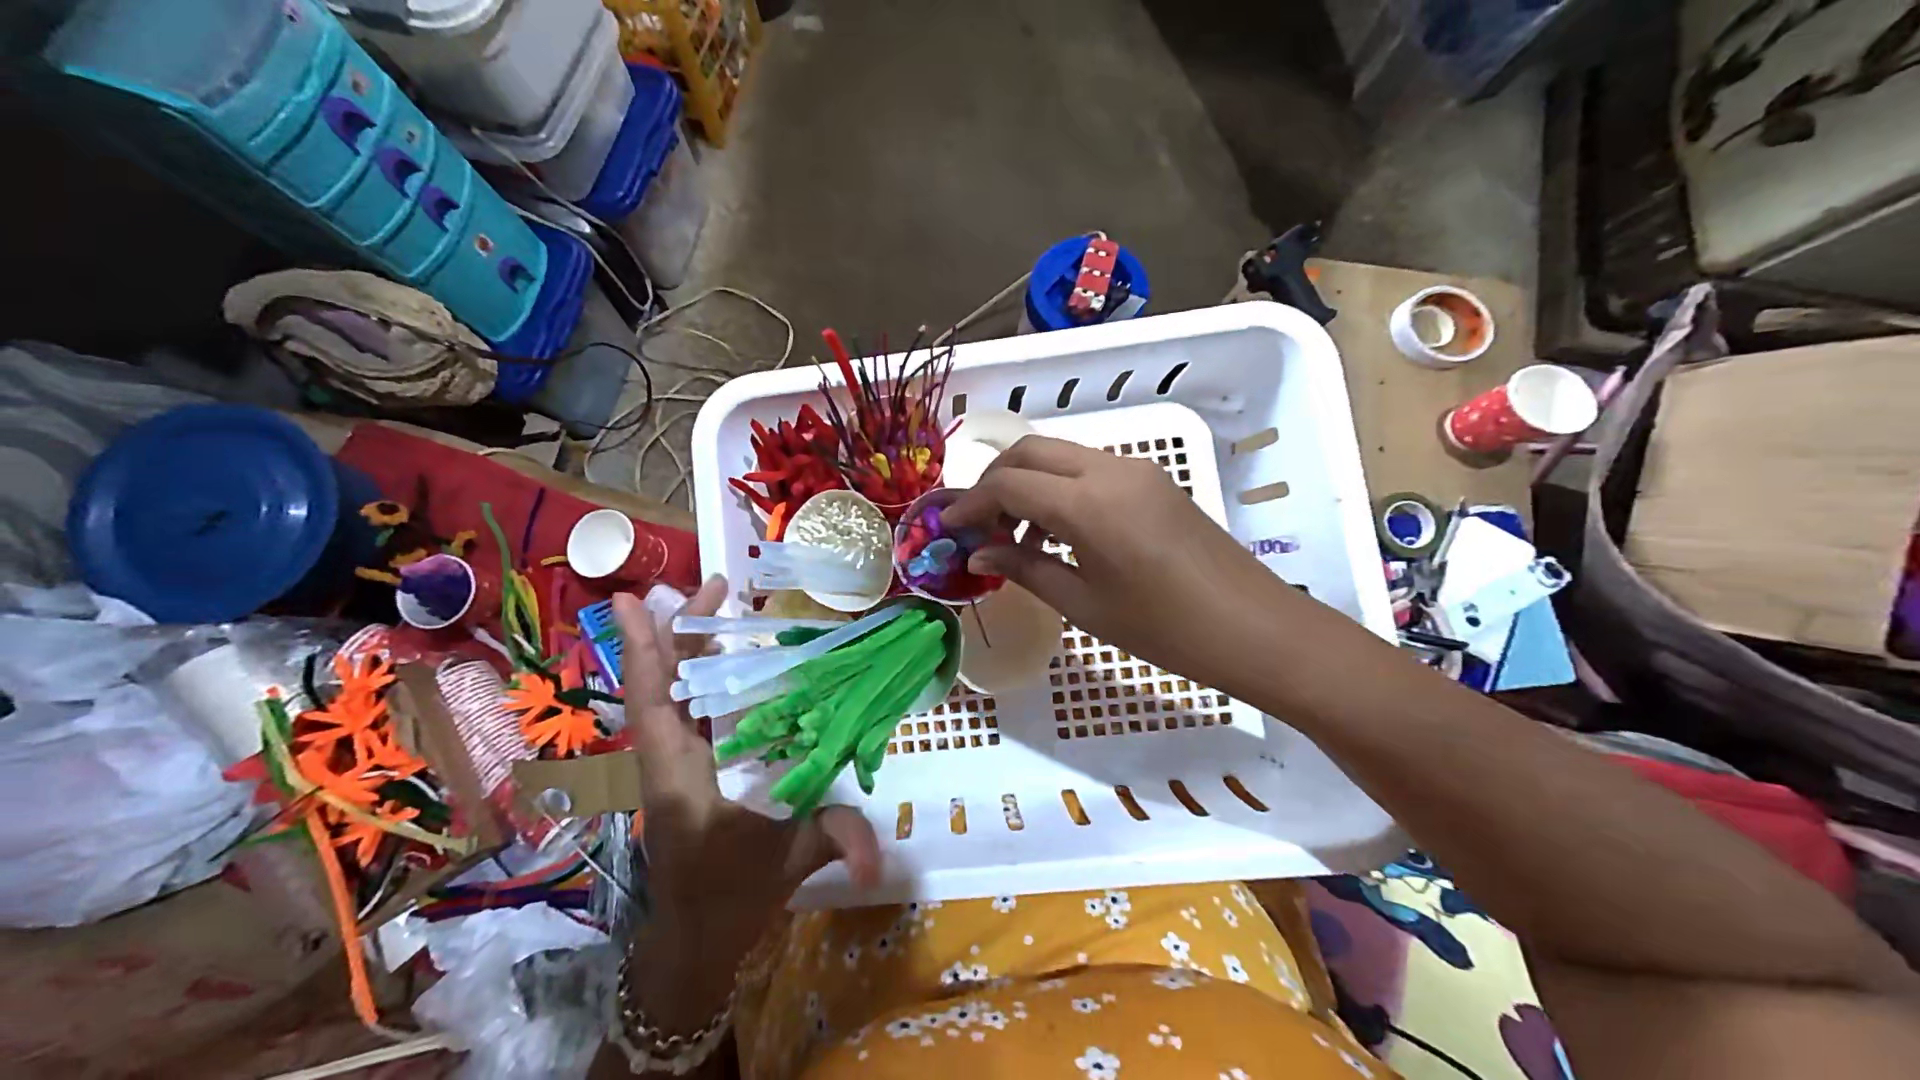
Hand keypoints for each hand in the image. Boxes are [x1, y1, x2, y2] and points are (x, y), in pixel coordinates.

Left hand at [612, 579, 878, 952]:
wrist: (698, 937)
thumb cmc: (732, 897)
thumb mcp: (787, 866)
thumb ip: (835, 844)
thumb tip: (880, 859)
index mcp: (678, 777)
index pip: (653, 704)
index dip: (643, 652)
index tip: (638, 601)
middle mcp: (670, 760)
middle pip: (663, 682)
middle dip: (683, 630)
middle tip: (719, 585)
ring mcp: (678, 761)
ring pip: (675, 691)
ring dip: (692, 646)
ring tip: (724, 605)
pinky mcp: (692, 767)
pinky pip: (691, 708)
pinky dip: (706, 674)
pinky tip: (735, 658)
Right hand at [943, 436, 1319, 698]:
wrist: (1252, 628)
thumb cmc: (1163, 628)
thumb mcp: (1083, 604)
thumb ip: (1025, 567)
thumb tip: (980, 553)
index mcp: (1087, 502)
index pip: (1008, 483)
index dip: (971, 503)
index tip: (950, 528)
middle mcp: (1109, 469)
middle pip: (1030, 452)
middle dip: (994, 482)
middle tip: (980, 527)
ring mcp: (1136, 470)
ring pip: (1060, 455)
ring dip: (1028, 483)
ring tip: (1018, 536)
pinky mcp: (1153, 480)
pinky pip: (1090, 468)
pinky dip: (1060, 488)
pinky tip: (1059, 532)